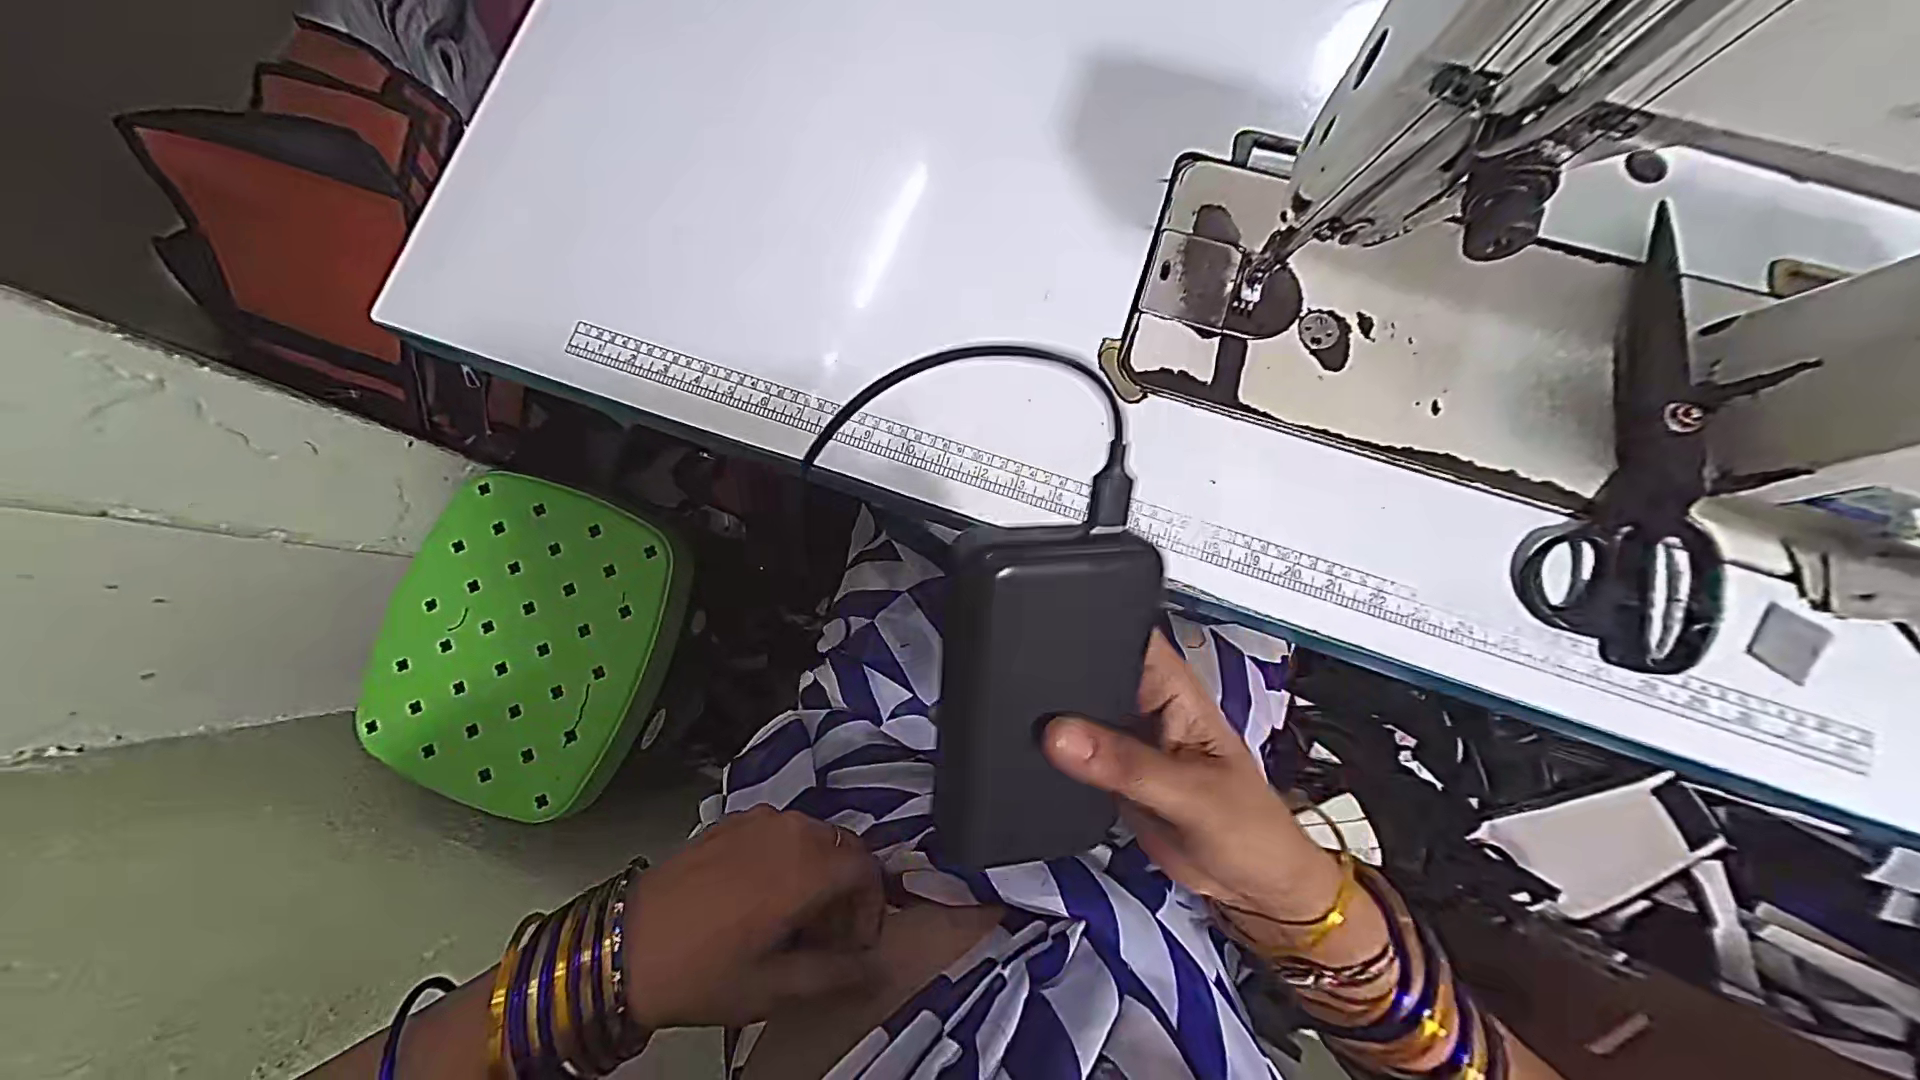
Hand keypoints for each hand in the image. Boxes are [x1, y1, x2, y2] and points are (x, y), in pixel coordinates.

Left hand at [623, 805, 884, 1029]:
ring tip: (795, 918)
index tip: (855, 943)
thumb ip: (836, 974)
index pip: (867, 869)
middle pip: (844, 848)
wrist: (623, 944)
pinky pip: (782, 831)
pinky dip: (790, 857)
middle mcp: (792, 828)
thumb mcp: (774, 987)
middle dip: (847, 890)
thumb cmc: (703, 970)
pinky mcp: (734, 819)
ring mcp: (761, 818)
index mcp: (808, 864)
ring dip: (820, 872)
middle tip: (828, 935)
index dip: (872, 907)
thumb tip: (876, 968)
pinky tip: (762, 894)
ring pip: (814, 837)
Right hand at [1042, 631, 1341, 921]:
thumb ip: (1125, 763)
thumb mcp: (1189, 794)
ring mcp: (1126, 735)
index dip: (1084, 627)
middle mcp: (1145, 703)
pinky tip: (1036, 754)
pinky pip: (1074, 750)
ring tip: (1021, 721)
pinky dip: (1055, 752)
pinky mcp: (1111, 768)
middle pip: (1090, 670)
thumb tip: (1060, 736)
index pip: (1123, 638)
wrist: (1249, 886)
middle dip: (1056, 674)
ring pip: (1077, 710)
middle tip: (1019, 689)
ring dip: (1052, 716)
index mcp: (1173, 688)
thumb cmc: (1249, 830)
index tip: (1042, 635)